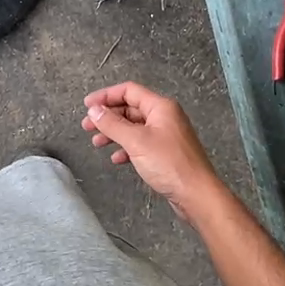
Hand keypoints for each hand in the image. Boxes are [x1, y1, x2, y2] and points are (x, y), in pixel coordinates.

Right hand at [82, 82, 231, 223]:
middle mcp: (165, 117)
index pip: (129, 91)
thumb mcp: (136, 141)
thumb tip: (94, 111)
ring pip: (134, 128)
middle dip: (108, 117)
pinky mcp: (166, 153)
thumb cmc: (170, 165)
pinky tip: (117, 159)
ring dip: (114, 133)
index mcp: (161, 107)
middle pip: (130, 109)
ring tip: (97, 143)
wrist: (196, 194)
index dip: (106, 96)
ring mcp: (166, 135)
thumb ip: (112, 124)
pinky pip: (141, 144)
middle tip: (88, 126)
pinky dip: (126, 148)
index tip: (88, 105)